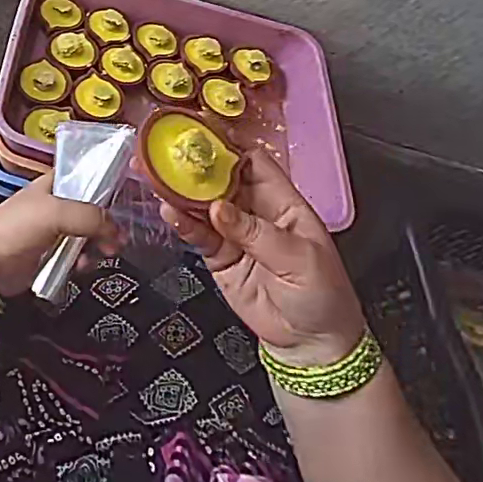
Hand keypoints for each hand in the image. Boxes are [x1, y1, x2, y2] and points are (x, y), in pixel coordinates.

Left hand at [0, 173, 116, 296]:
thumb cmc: (14, 229)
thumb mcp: (55, 212)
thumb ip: (91, 216)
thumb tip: (116, 230)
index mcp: (55, 183)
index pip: (88, 176)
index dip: (108, 185)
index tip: (127, 198)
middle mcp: (58, 205)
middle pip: (95, 210)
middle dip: (109, 225)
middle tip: (117, 238)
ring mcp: (56, 231)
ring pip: (91, 236)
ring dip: (100, 246)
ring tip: (104, 254)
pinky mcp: (53, 256)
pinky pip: (80, 257)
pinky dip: (85, 262)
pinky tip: (83, 267)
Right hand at [160, 150, 365, 366]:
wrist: (310, 343)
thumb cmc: (322, 296)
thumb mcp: (299, 259)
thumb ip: (256, 232)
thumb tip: (217, 208)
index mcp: (283, 203)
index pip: (254, 164)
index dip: (230, 149)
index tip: (203, 138)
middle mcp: (255, 212)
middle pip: (221, 181)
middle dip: (197, 168)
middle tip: (170, 157)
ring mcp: (234, 234)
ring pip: (203, 205)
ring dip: (182, 194)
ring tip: (160, 181)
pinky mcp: (218, 256)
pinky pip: (197, 234)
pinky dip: (182, 223)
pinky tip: (170, 214)